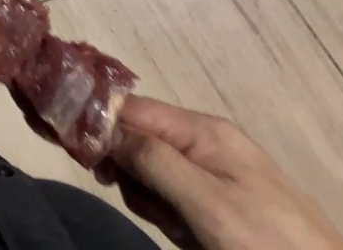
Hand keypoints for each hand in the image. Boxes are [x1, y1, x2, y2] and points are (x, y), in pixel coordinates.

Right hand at [107, 97, 342, 249]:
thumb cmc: (269, 247)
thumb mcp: (207, 203)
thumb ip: (150, 159)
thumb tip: (96, 125)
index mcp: (203, 130)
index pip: (127, 107)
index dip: (95, 122)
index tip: (73, 150)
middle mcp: (205, 141)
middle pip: (134, 138)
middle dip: (128, 171)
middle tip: (147, 205)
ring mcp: (215, 172)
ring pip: (149, 170)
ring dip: (150, 199)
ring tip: (178, 229)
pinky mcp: (221, 201)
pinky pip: (172, 194)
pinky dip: (169, 214)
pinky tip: (188, 236)